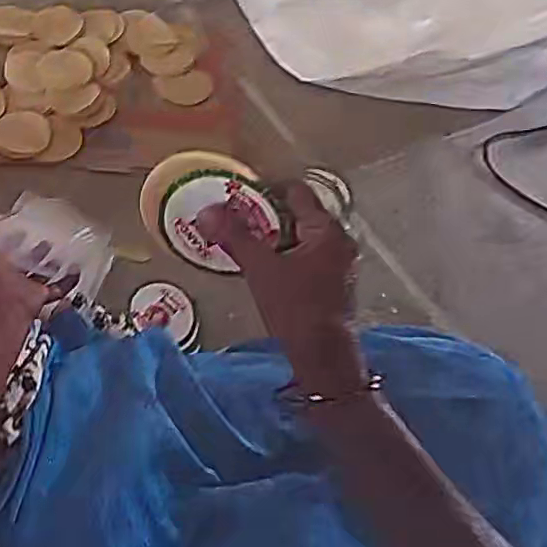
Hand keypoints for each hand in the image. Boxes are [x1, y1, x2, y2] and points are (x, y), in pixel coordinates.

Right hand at [197, 181, 366, 394]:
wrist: (322, 357)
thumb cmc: (295, 308)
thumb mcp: (260, 268)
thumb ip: (234, 236)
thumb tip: (206, 211)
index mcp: (327, 230)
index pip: (297, 192)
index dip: (267, 188)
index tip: (241, 195)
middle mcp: (340, 241)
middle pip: (300, 213)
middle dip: (268, 214)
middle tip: (237, 219)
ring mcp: (340, 264)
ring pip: (303, 236)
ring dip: (276, 236)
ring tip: (246, 241)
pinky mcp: (335, 283)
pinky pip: (307, 255)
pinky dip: (286, 253)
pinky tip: (265, 266)